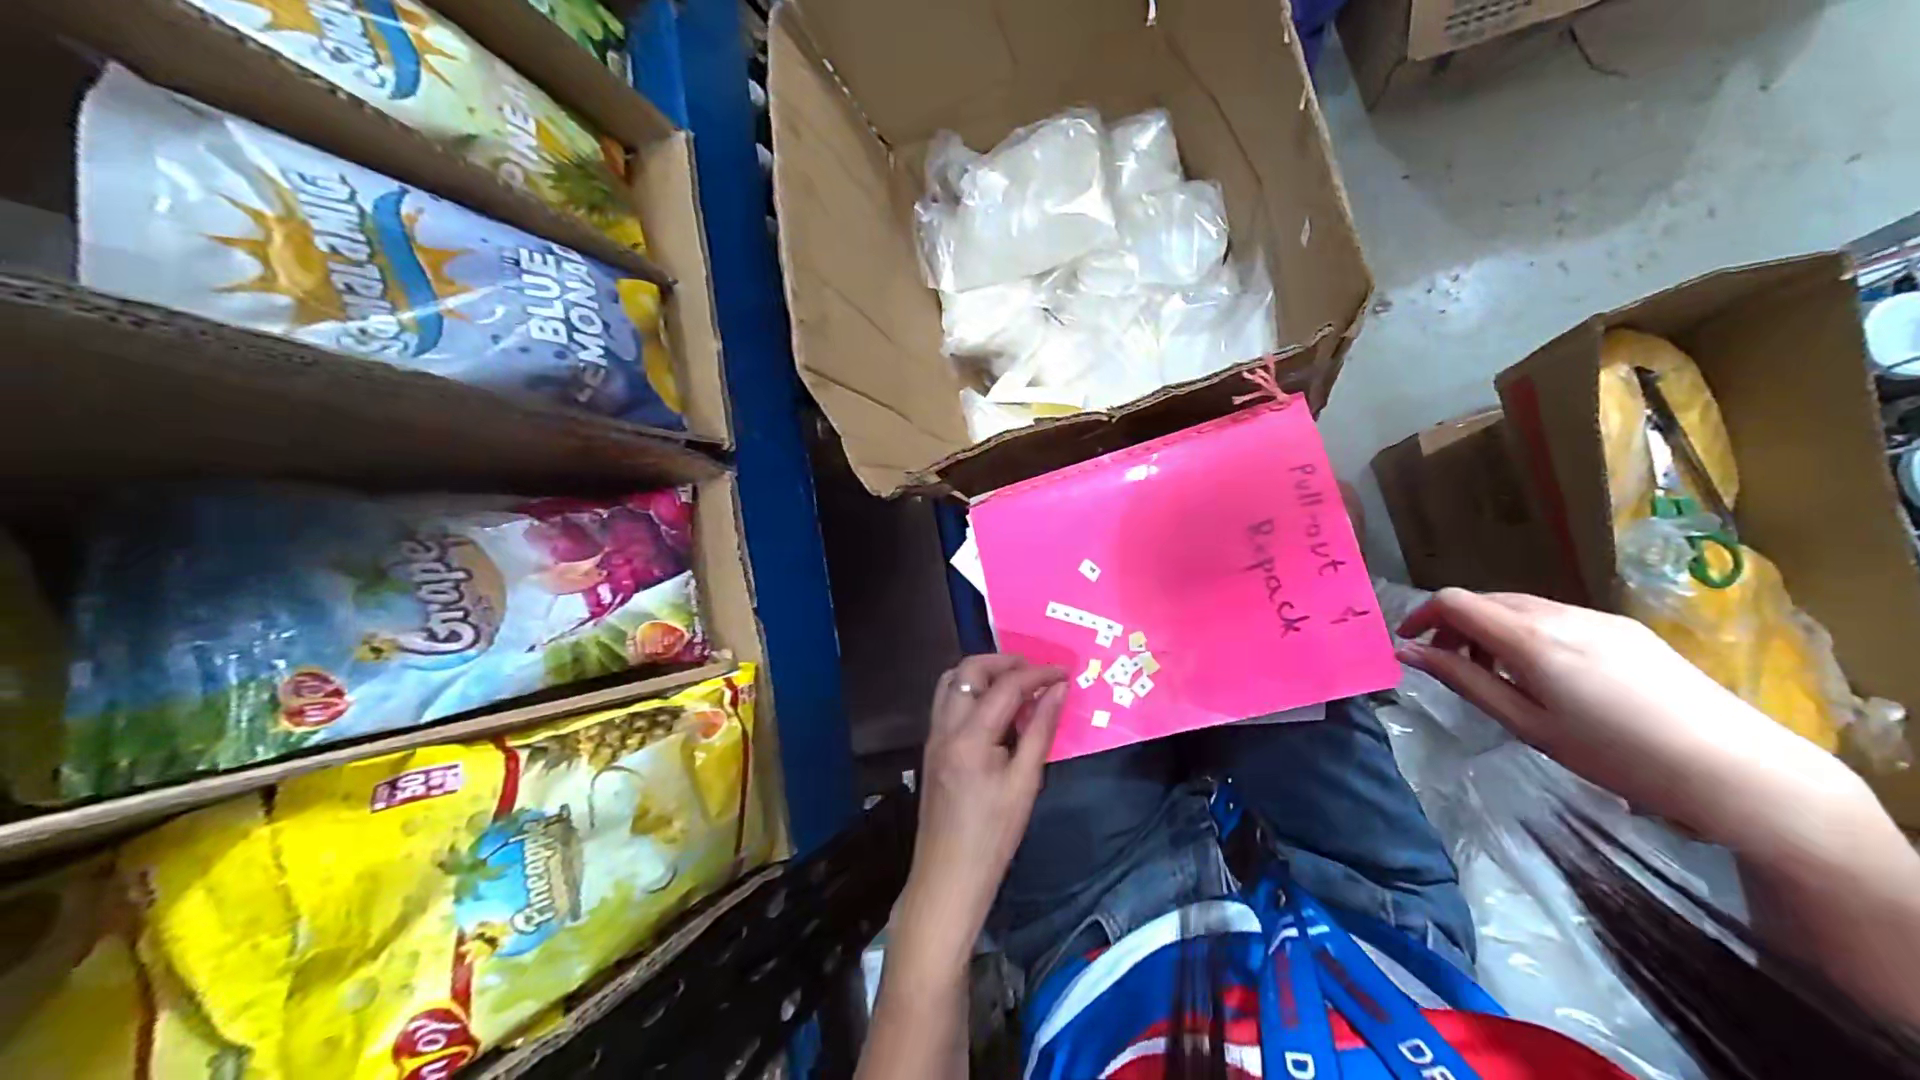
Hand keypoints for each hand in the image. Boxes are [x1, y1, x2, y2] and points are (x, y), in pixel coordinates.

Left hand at [899, 654, 1065, 963]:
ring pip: (952, 681)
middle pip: (969, 670)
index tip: (1064, 672)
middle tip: (1037, 674)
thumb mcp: (1026, 783)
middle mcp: (944, 726)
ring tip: (1018, 686)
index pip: (1005, 686)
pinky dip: (972, 692)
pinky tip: (997, 710)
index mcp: (969, 736)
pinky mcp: (931, 747)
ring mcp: (933, 735)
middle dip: (1005, 662)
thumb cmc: (993, 837)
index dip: (1037, 673)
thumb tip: (1059, 689)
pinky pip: (948, 701)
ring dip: (984, 674)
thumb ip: (1041, 729)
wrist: (948, 877)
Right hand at [1394, 589, 1871, 848]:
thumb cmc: (1617, 756)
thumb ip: (1464, 681)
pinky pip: (1557, 617)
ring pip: (1521, 607)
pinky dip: (1528, 634)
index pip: (1454, 601)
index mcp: (1530, 639)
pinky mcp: (1627, 630)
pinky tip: (1546, 674)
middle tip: (1450, 667)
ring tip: (1498, 675)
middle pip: (1486, 601)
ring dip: (1491, 630)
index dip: (1422, 616)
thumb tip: (1409, 653)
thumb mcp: (1527, 724)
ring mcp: (1598, 619)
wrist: (1740, 771)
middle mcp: (1560, 615)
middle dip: (1455, 626)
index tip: (1411, 645)